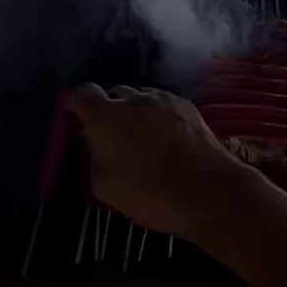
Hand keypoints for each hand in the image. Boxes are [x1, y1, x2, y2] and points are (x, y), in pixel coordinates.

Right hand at [68, 83, 260, 235]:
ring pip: (141, 100)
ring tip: (147, 143)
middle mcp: (133, 99)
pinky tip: (169, 142)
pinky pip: (165, 106)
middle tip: (117, 141)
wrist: (207, 191)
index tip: (83, 124)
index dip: (80, 108)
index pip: (81, 94)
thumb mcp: (104, 187)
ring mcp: (163, 99)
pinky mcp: (187, 106)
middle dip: (111, 113)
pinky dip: (161, 118)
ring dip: (138, 115)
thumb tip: (96, 145)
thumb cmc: (149, 192)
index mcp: (105, 117)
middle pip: (113, 95)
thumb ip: (94, 157)